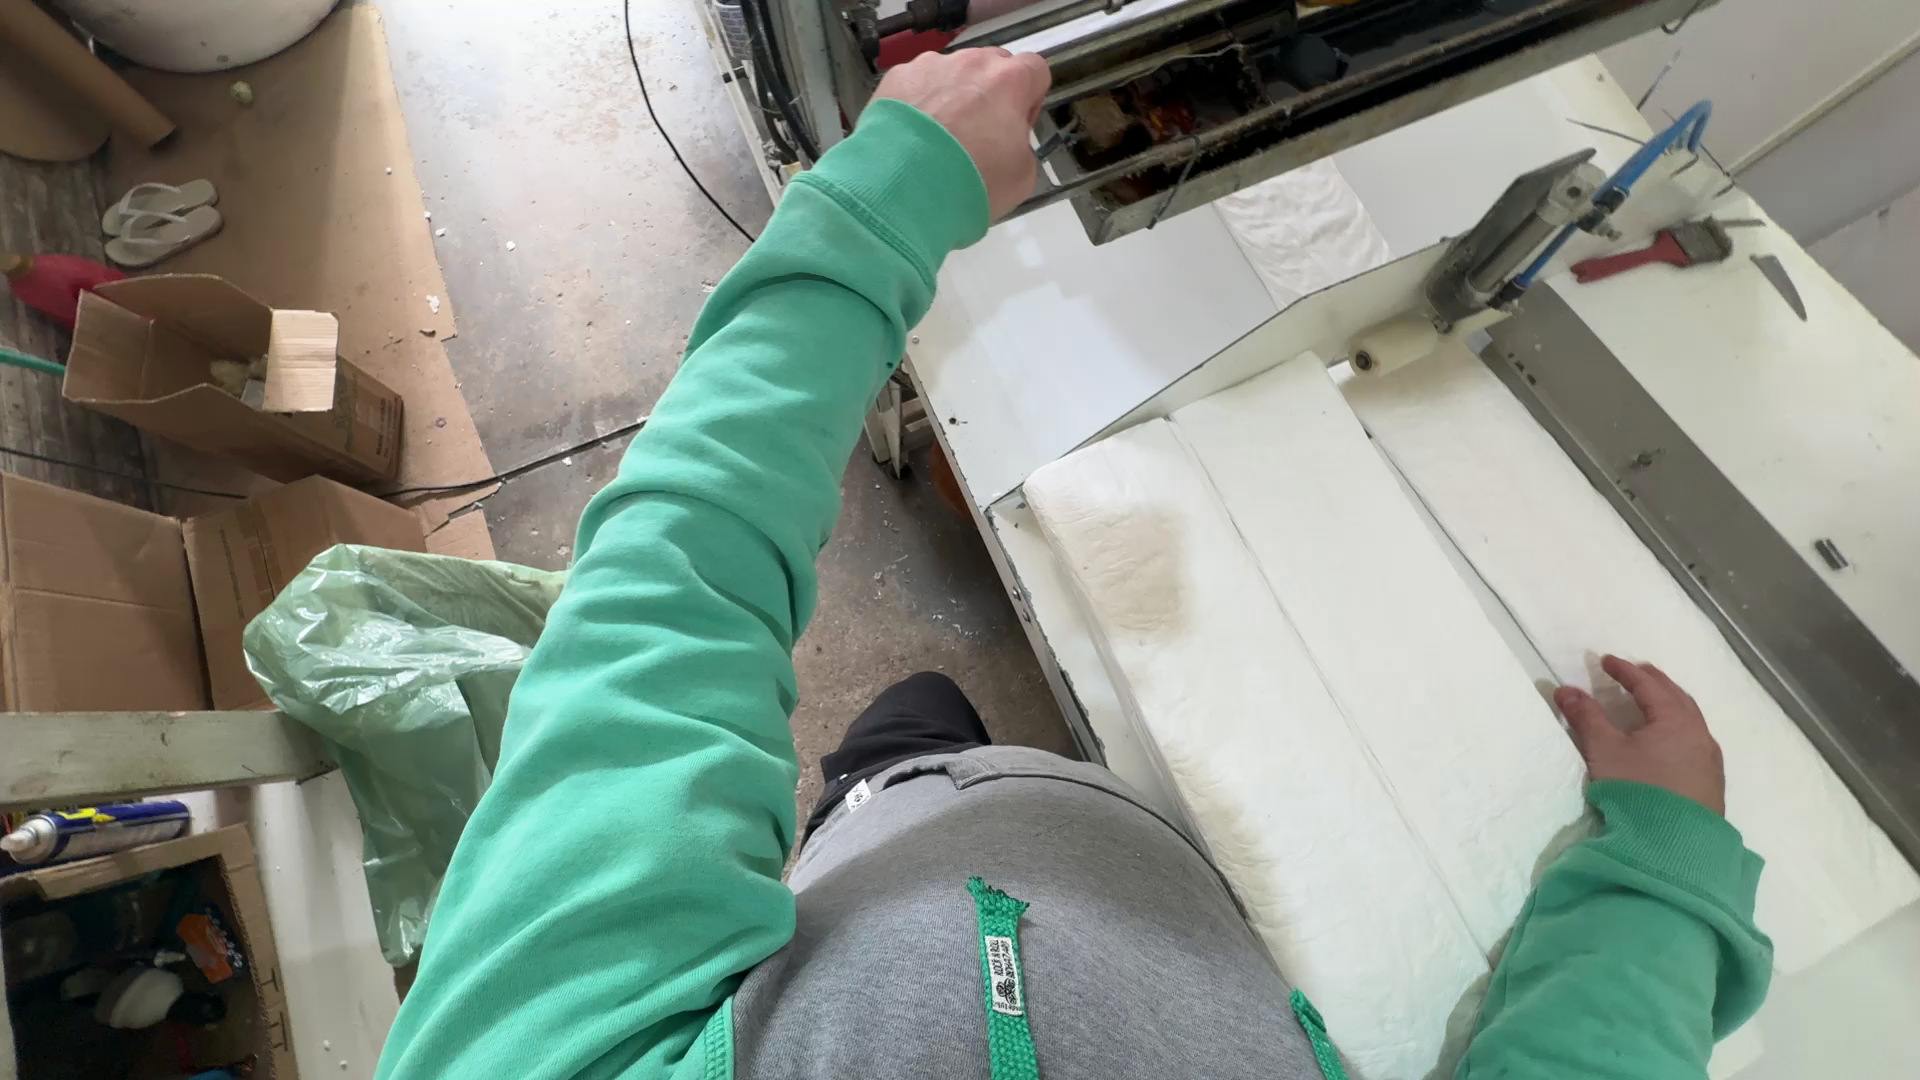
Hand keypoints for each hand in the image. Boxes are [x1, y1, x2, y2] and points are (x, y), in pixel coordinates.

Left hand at [873, 47, 1050, 220]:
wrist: (908, 189)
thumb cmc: (970, 183)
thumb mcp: (1021, 179)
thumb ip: (1024, 150)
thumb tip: (1011, 147)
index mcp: (1009, 81)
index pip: (1034, 71)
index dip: (1028, 100)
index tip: (1017, 127)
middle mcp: (970, 63)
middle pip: (989, 69)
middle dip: (989, 98)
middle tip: (978, 139)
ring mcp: (931, 66)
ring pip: (950, 76)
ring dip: (951, 101)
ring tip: (939, 144)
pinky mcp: (897, 79)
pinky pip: (915, 86)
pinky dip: (918, 107)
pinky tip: (914, 141)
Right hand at [1554, 655, 1726, 814]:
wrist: (1675, 839)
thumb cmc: (1637, 785)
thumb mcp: (1603, 748)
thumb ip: (1585, 716)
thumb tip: (1566, 689)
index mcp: (1676, 722)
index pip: (1651, 687)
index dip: (1626, 672)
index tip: (1606, 660)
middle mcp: (1699, 735)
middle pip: (1678, 699)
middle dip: (1655, 682)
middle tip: (1637, 671)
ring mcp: (1708, 759)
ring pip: (1689, 718)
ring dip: (1669, 702)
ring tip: (1651, 697)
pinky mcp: (1707, 779)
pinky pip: (1692, 736)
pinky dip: (1676, 722)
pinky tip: (1666, 732)